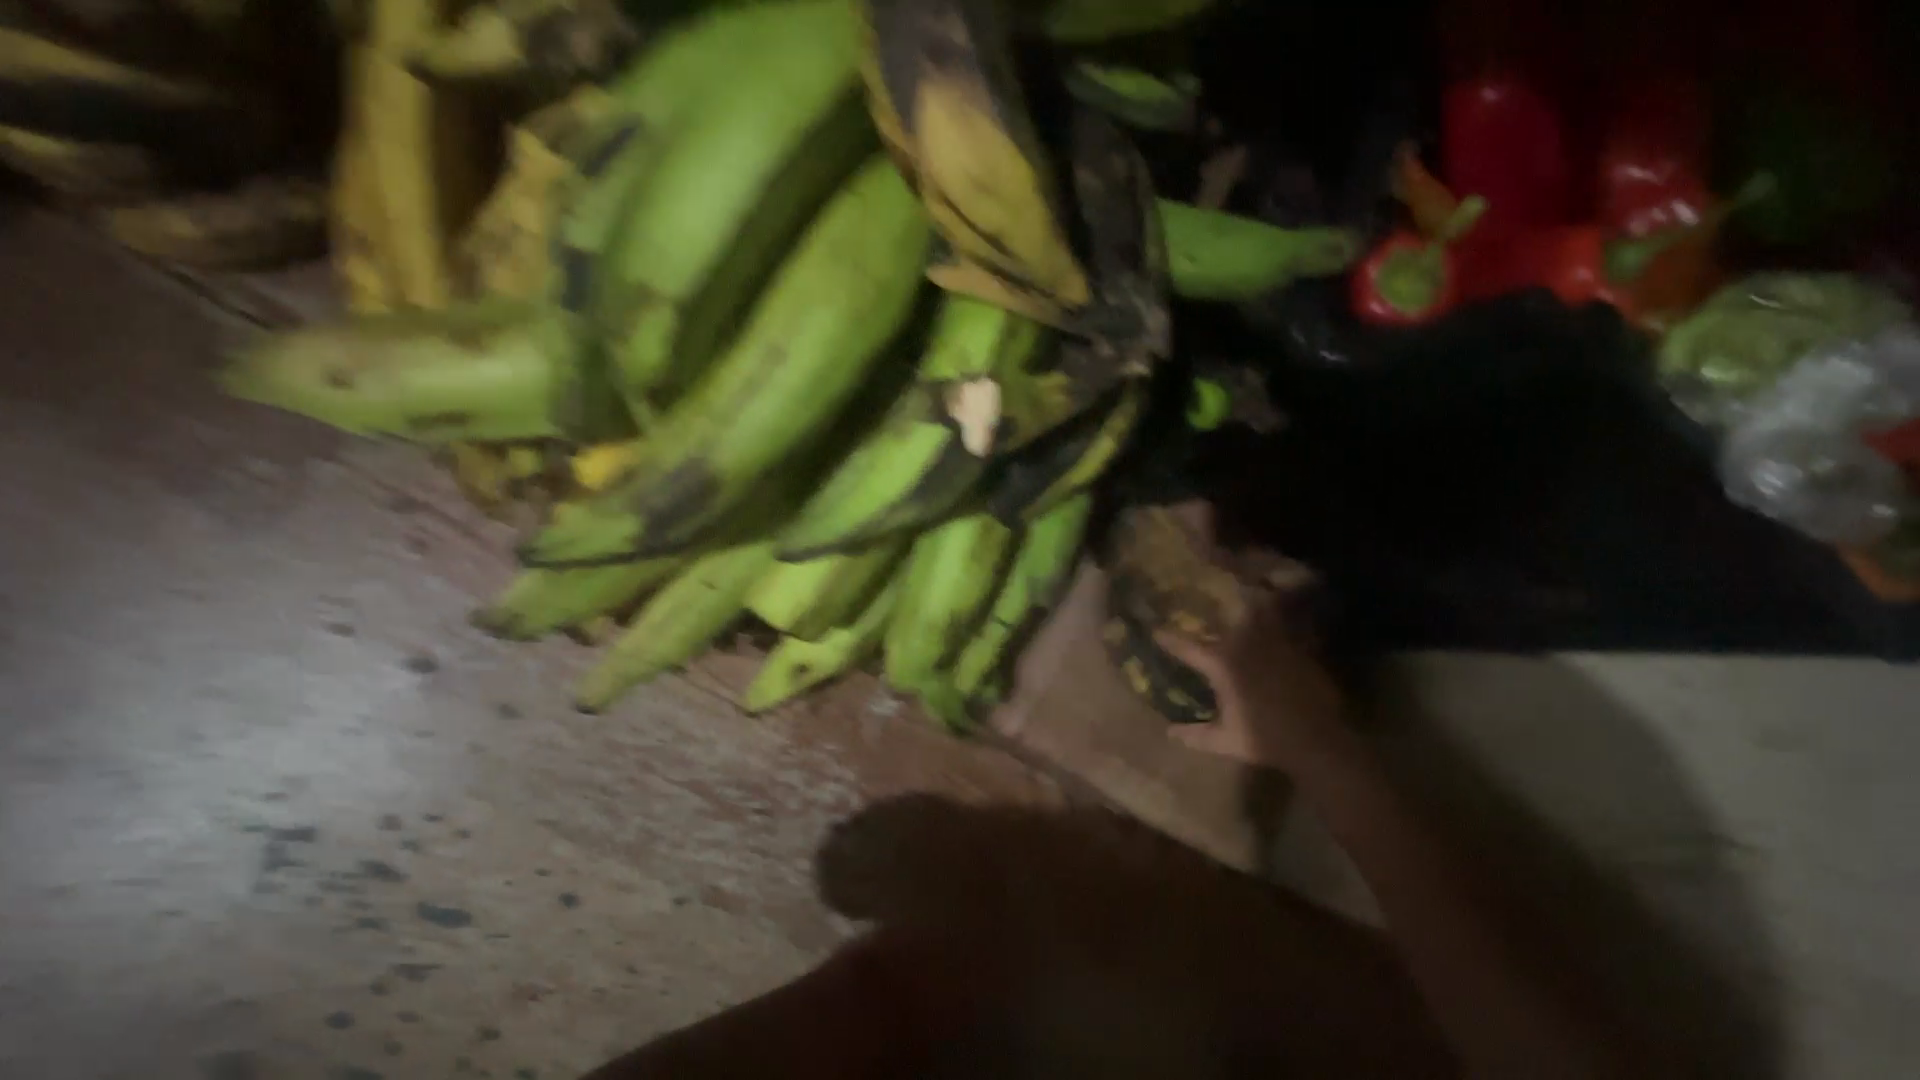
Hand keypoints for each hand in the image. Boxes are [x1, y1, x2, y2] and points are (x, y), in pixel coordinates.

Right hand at [1154, 580, 1346, 769]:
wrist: (1317, 740)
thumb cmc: (1266, 740)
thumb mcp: (1224, 741)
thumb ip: (1195, 735)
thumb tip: (1170, 733)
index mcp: (1223, 665)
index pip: (1188, 647)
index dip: (1169, 639)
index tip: (1156, 631)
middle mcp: (1246, 646)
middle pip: (1224, 622)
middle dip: (1211, 619)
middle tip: (1203, 616)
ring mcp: (1275, 643)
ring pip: (1257, 614)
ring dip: (1247, 607)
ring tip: (1241, 599)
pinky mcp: (1300, 649)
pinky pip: (1284, 628)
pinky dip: (1278, 622)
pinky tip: (1276, 626)